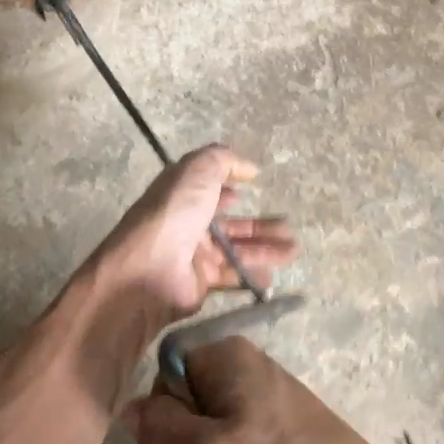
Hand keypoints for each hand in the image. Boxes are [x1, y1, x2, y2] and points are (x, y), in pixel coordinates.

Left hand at [83, 146, 297, 320]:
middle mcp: (187, 223)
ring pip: (236, 251)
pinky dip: (253, 275)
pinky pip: (232, 277)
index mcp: (182, 195)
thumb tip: (249, 168)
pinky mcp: (201, 283)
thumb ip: (223, 160)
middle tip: (288, 227)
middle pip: (229, 224)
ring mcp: (193, 255)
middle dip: (259, 225)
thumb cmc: (173, 214)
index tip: (252, 185)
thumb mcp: (197, 171)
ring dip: (265, 249)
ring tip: (294, 250)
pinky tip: (272, 275)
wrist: (149, 271)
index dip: (228, 185)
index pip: (207, 188)